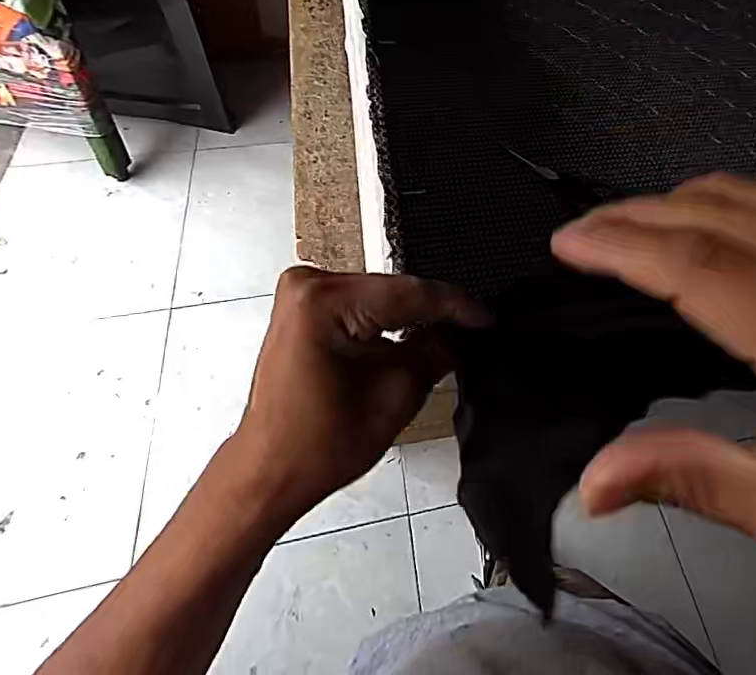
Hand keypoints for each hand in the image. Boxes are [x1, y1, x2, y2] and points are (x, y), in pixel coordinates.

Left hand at [227, 267, 482, 521]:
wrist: (268, 471)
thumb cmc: (314, 445)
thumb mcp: (395, 396)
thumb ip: (437, 351)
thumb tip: (464, 331)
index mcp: (323, 301)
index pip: (409, 292)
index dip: (456, 306)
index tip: (487, 317)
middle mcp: (307, 285)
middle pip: (394, 290)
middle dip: (435, 310)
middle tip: (476, 327)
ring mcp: (302, 293)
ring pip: (380, 296)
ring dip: (413, 315)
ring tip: (453, 333)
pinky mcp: (304, 306)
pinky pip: (360, 303)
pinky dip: (388, 320)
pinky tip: (416, 333)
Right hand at [552, 175, 755, 663]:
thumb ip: (689, 478)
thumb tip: (591, 483)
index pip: (701, 267)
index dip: (622, 246)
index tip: (565, 243)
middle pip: (719, 212)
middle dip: (635, 214)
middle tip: (580, 232)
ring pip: (749, 195)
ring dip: (673, 204)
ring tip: (620, 229)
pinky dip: (718, 209)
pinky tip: (689, 232)